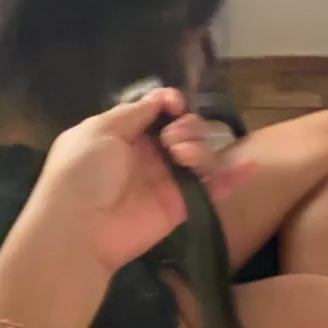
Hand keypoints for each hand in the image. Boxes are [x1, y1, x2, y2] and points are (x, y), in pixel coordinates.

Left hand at [31, 89, 250, 273]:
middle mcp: (147, 154)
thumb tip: (161, 99)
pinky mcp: (180, 205)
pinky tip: (249, 166)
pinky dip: (232, 177)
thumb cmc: (81, 172)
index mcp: (124, 133)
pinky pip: (211, 188)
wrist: (79, 228)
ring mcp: (165, 180)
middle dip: (186, 127)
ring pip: (199, 154)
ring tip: (182, 157)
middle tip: (173, 140)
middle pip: (184, 129)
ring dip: (198, 148)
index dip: (171, 104)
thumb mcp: (100, 130)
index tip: (175, 105)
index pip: (158, 111)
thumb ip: (133, 113)